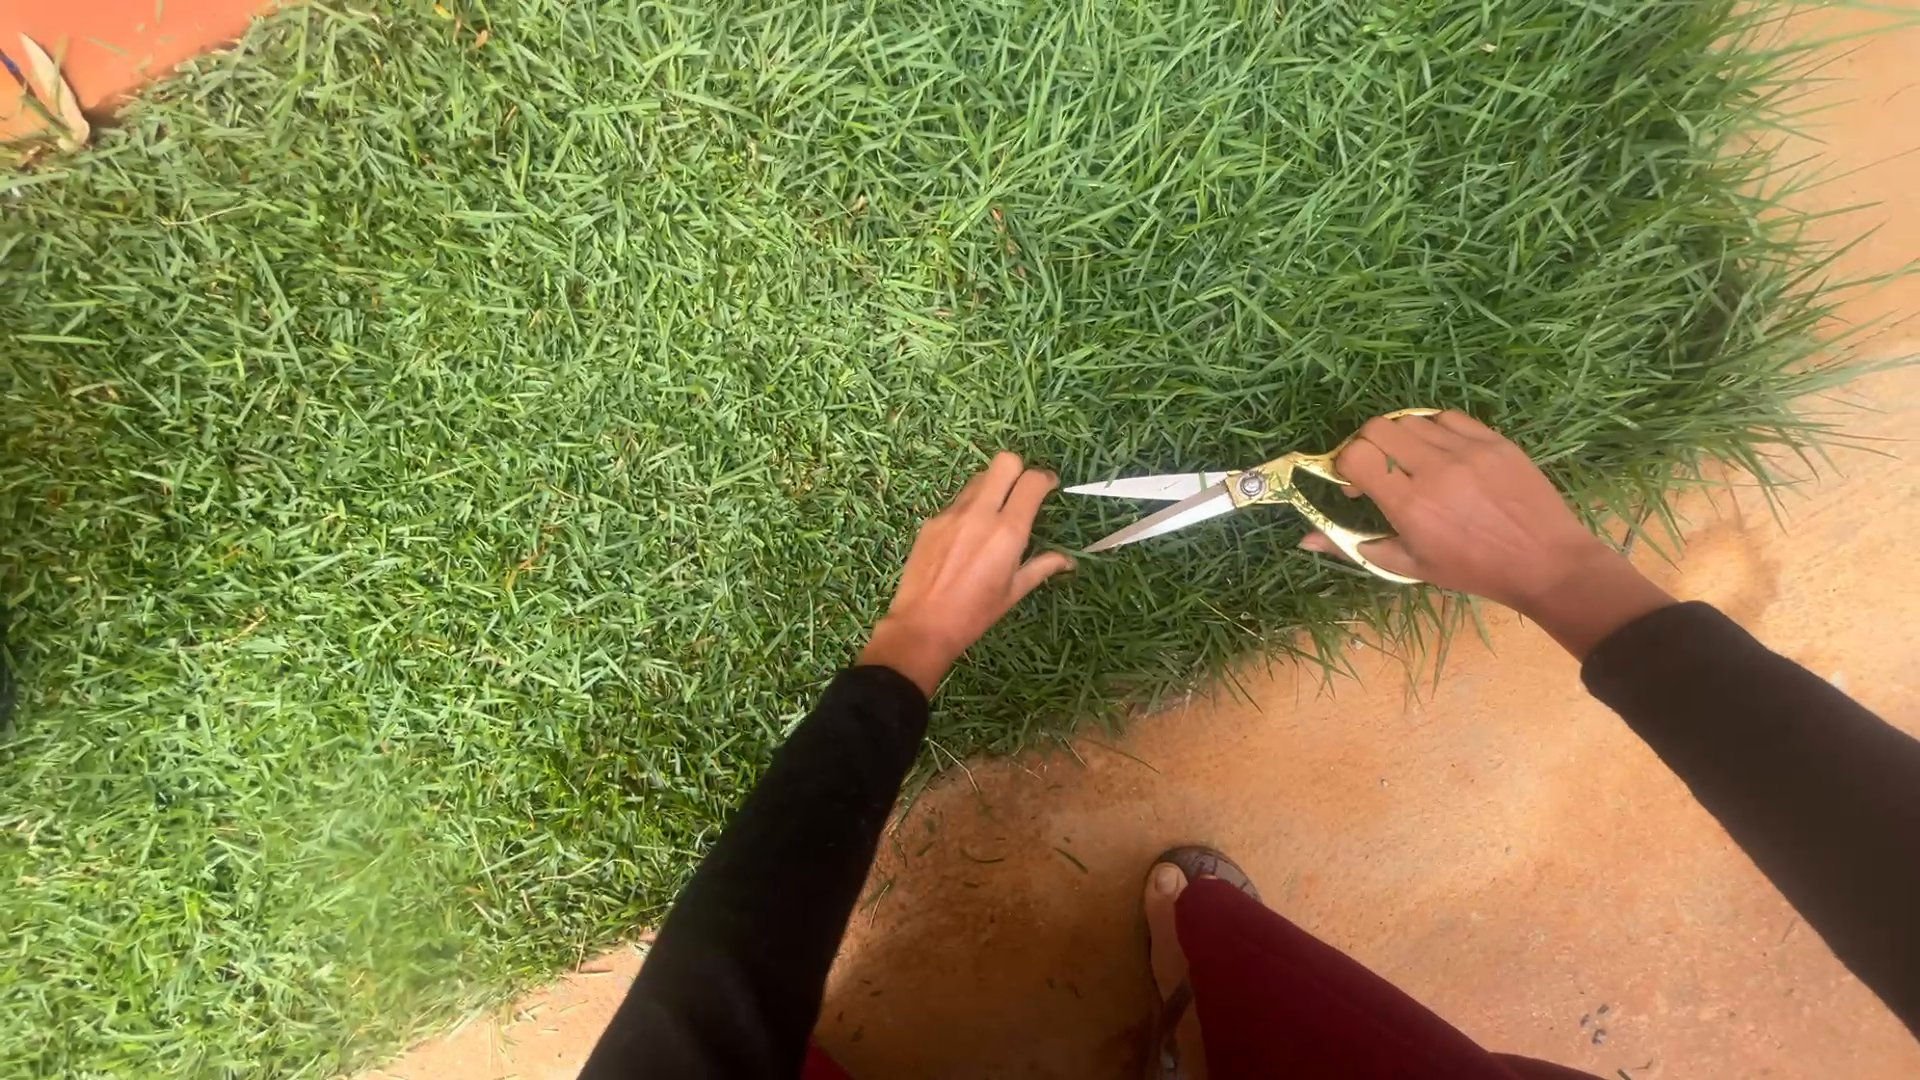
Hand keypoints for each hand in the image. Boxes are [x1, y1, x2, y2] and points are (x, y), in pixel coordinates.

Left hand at [858, 453, 1075, 695]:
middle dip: (1018, 470)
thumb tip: (1068, 561)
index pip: (1031, 482)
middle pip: (1004, 462)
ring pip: (979, 478)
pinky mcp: (932, 521)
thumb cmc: (975, 614)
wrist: (923, 624)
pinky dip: (969, 508)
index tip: (1048, 487)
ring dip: (992, 486)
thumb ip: (1041, 567)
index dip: (1044, 479)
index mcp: (1007, 532)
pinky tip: (967, 535)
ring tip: (994, 512)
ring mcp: (952, 514)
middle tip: (1021, 491)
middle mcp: (980, 513)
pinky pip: (957, 501)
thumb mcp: (1013, 592)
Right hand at [1301, 410, 1672, 656]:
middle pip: (1375, 429)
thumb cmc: (1470, 570)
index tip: (1354, 486)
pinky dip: (1430, 431)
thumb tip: (1304, 540)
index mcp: (1410, 504)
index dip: (1344, 466)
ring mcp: (1468, 451)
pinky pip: (1446, 418)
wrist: (1546, 562)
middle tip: (1376, 471)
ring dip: (1396, 438)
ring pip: (1408, 420)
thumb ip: (1352, 547)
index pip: (1355, 457)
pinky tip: (1438, 453)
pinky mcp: (1494, 441)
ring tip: (1407, 462)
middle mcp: (1435, 470)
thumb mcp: (1406, 565)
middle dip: (1364, 447)